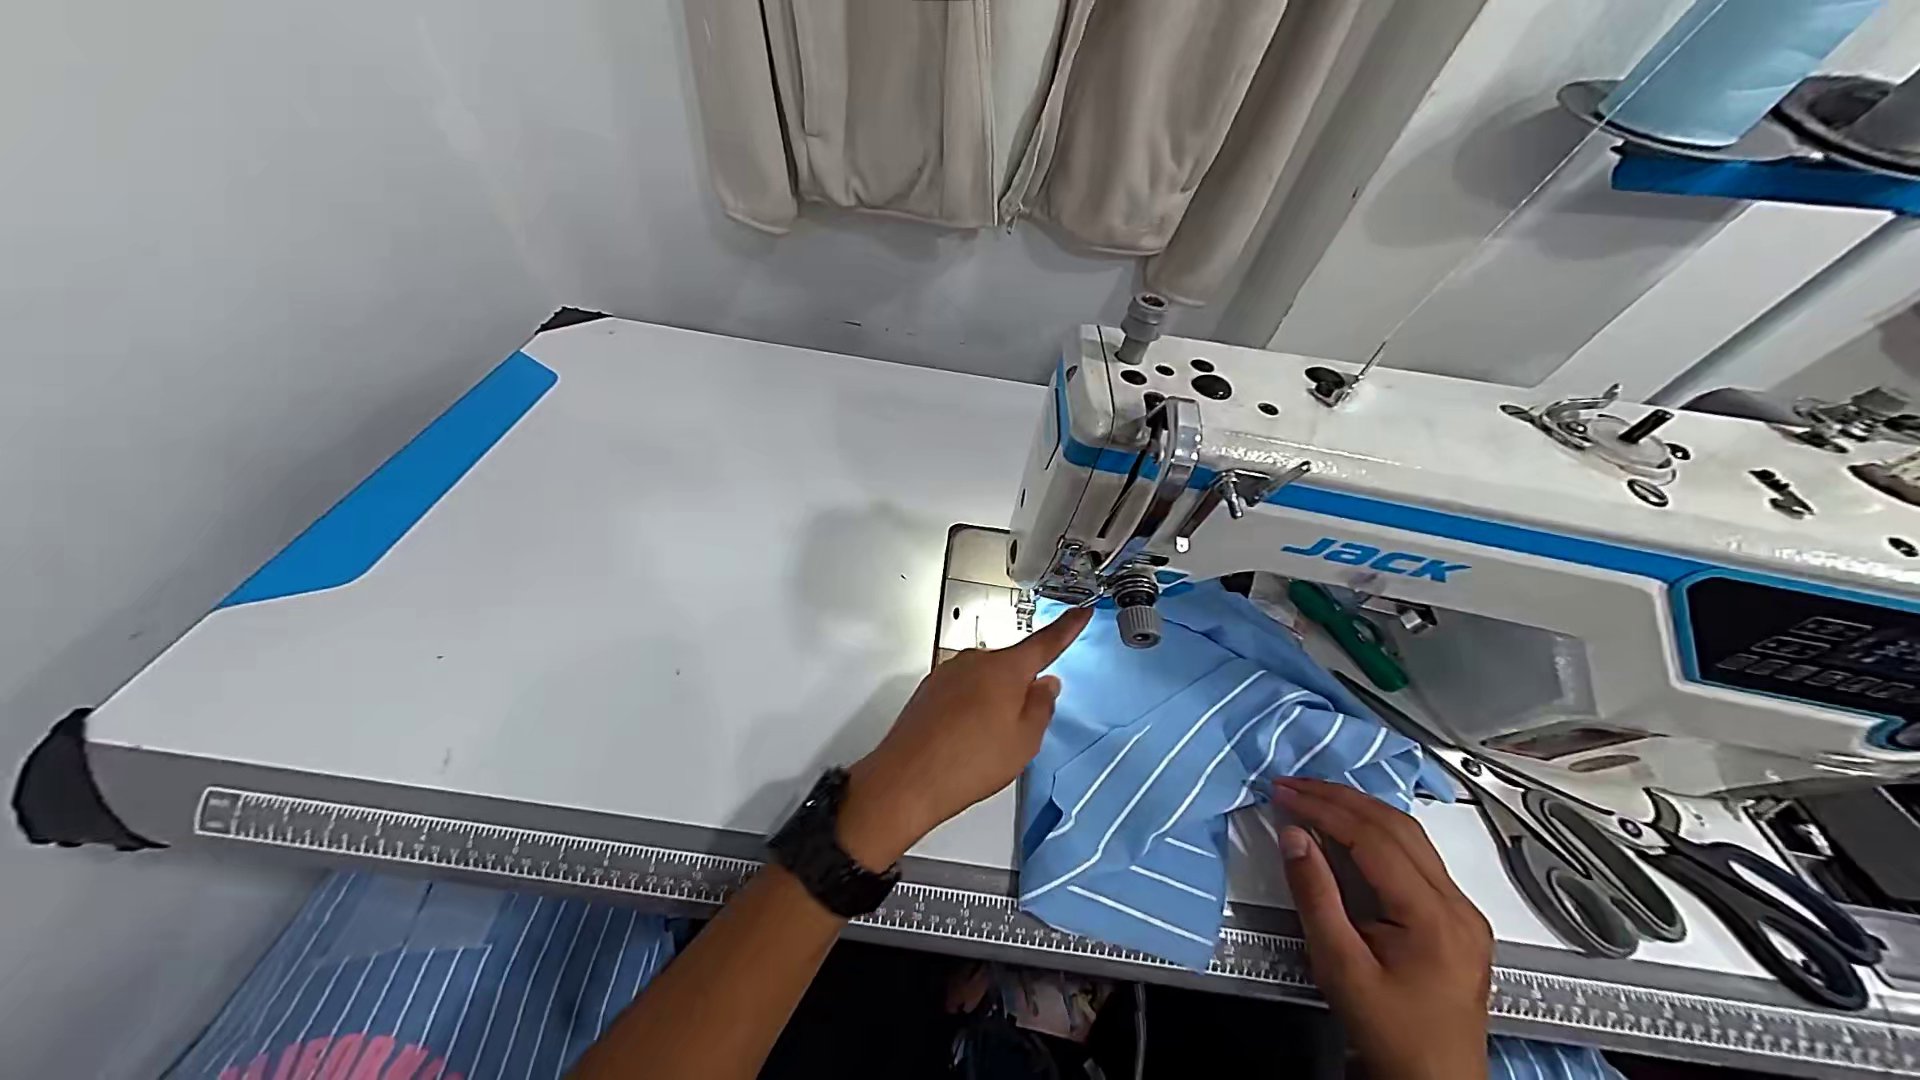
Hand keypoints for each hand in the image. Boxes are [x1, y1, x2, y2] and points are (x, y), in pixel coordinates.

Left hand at [838, 606, 1092, 868]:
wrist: (907, 780)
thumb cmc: (969, 762)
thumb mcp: (1024, 741)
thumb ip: (1042, 706)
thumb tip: (1046, 683)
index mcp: (1005, 668)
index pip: (1046, 642)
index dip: (1068, 627)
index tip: (1081, 612)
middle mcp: (975, 660)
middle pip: (1011, 667)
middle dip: (1020, 692)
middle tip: (1015, 732)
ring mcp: (948, 671)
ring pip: (985, 680)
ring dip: (992, 702)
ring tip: (983, 743)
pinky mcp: (929, 687)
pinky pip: (962, 690)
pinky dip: (969, 709)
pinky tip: (963, 739)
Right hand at [1272, 778, 1493, 1079]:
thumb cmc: (1386, 1028)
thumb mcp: (1339, 964)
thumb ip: (1315, 894)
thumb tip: (1293, 834)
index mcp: (1434, 917)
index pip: (1374, 839)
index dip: (1324, 808)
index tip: (1283, 792)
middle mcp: (1458, 905)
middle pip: (1396, 826)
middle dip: (1338, 797)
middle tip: (1291, 785)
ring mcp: (1462, 909)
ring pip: (1409, 834)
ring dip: (1357, 806)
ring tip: (1311, 795)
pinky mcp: (1455, 915)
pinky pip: (1413, 852)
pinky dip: (1373, 828)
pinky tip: (1345, 824)